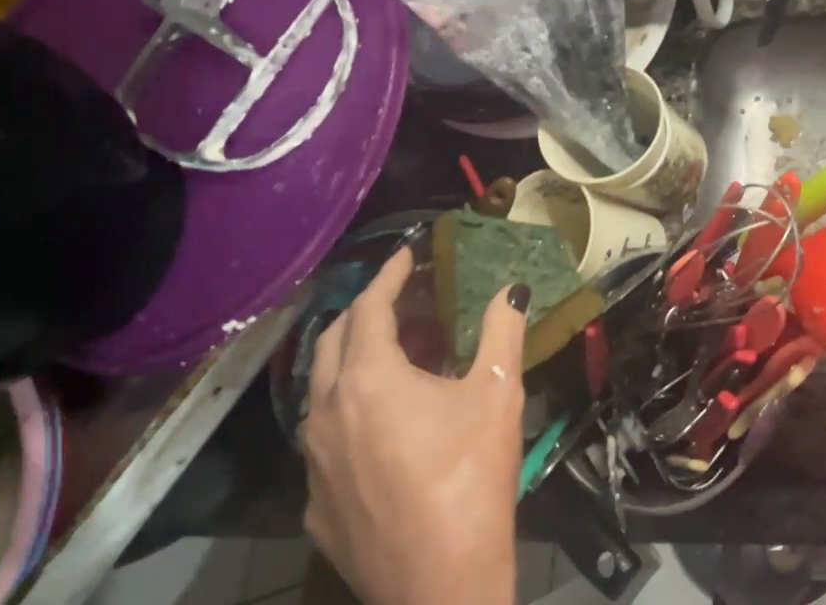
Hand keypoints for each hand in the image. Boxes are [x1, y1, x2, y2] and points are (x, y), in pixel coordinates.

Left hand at [300, 249, 529, 604]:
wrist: (441, 580)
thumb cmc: (472, 474)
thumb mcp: (498, 393)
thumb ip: (502, 331)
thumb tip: (512, 290)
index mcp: (368, 380)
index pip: (369, 309)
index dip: (389, 275)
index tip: (406, 254)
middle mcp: (325, 413)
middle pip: (332, 343)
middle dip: (364, 313)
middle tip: (403, 301)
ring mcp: (313, 463)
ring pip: (322, 393)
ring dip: (354, 363)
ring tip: (398, 359)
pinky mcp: (315, 504)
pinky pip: (326, 441)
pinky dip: (351, 415)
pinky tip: (387, 430)